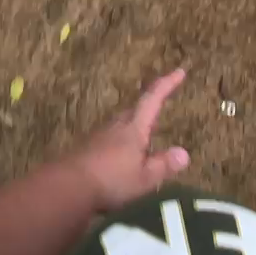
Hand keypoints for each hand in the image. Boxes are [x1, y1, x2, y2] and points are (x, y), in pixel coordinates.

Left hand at [65, 69, 191, 210]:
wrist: (70, 184)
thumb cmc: (112, 179)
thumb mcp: (144, 178)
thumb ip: (163, 165)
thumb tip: (184, 153)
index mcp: (134, 128)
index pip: (153, 99)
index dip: (167, 84)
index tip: (180, 70)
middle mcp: (119, 124)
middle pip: (138, 107)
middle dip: (152, 102)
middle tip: (163, 99)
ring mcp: (103, 134)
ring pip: (125, 121)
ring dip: (137, 120)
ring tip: (146, 129)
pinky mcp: (92, 146)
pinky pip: (114, 135)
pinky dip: (125, 137)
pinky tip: (124, 151)